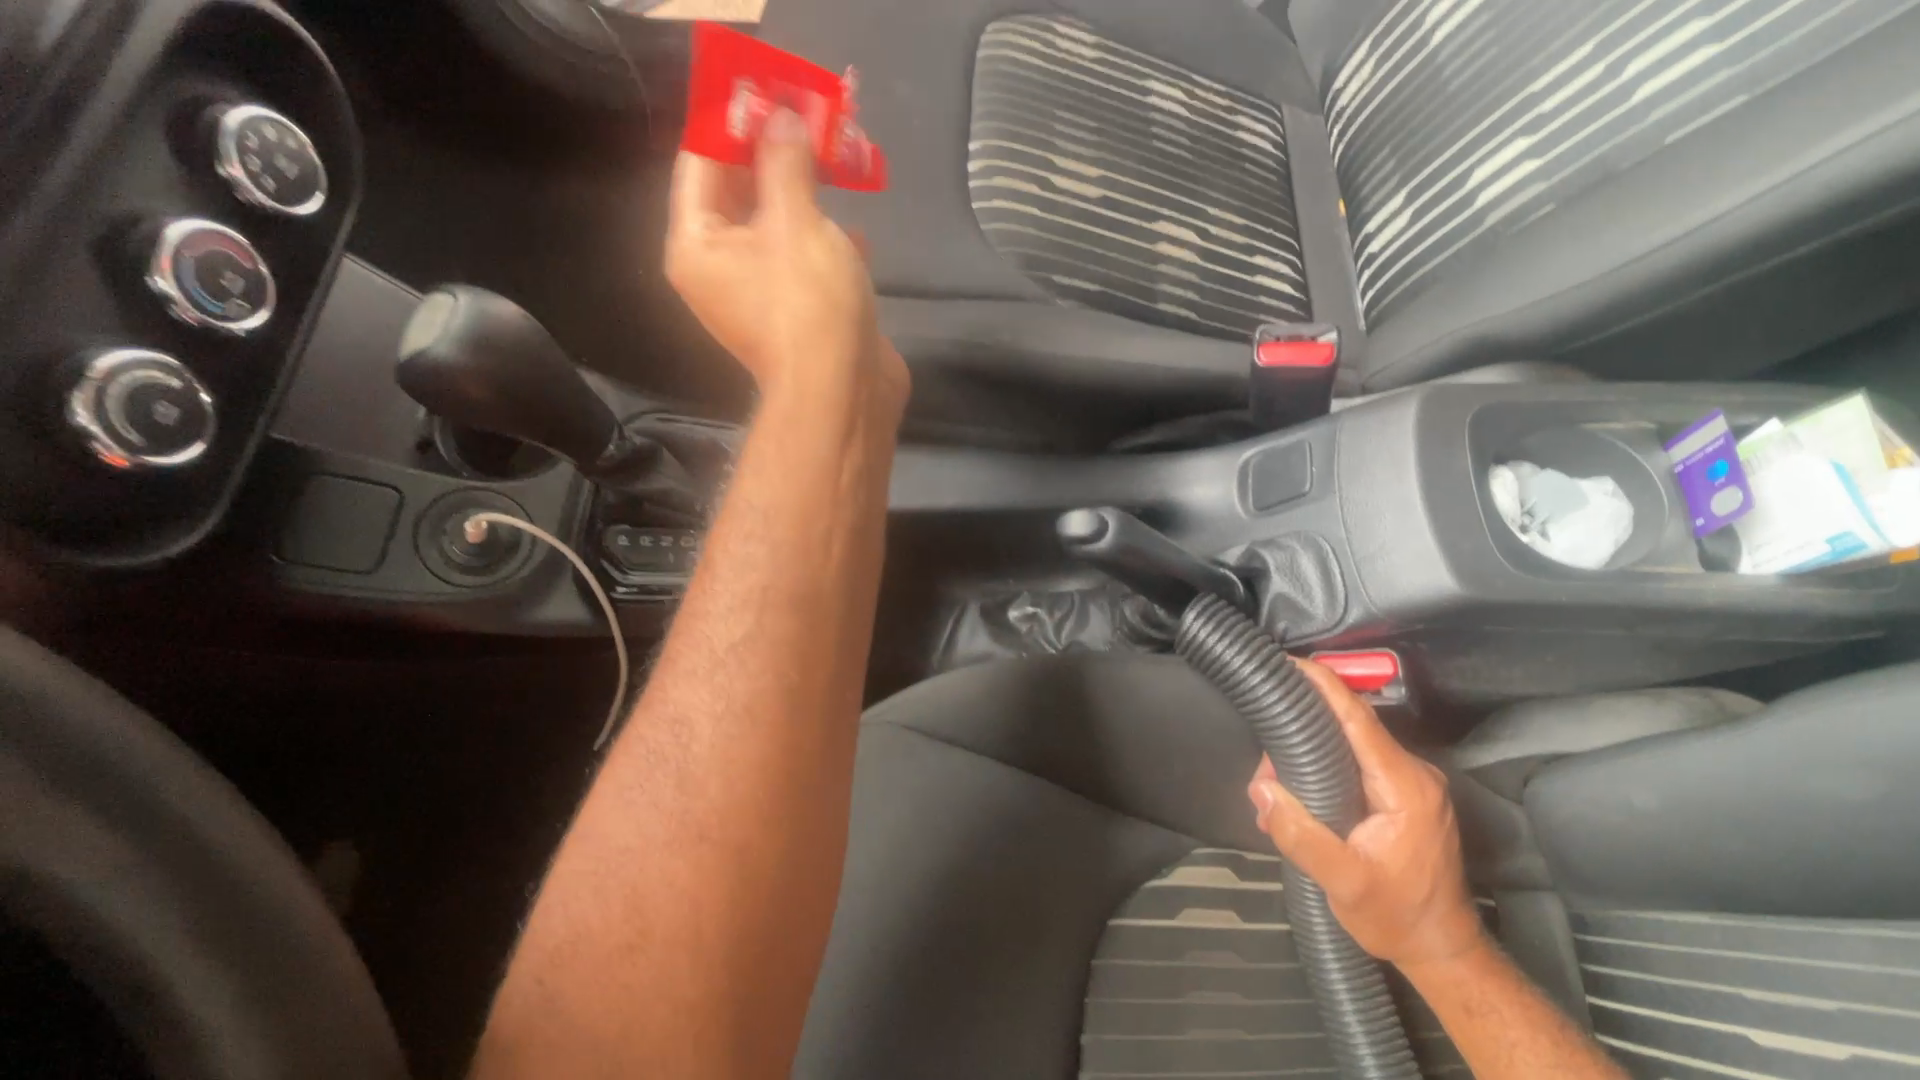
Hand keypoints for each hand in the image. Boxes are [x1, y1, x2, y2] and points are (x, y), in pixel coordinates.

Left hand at [665, 108, 908, 415]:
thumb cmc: (808, 301)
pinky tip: (854, 219)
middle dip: (773, 154)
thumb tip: (780, 117)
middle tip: (808, 116)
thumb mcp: (796, 219)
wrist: (844, 392)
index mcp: (697, 244)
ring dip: (805, 191)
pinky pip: (802, 255)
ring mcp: (758, 292)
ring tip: (837, 154)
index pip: (699, 163)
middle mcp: (717, 267)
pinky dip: (824, 234)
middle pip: (736, 192)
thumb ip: (785, 162)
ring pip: (775, 223)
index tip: (767, 91)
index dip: (731, 123)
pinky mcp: (797, 309)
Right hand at [1248, 660, 1487, 971]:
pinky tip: (1296, 805)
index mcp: (1404, 785)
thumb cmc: (1397, 916)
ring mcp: (1408, 784)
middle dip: (1297, 738)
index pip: (1358, 718)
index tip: (1288, 662)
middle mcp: (1411, 774)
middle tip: (1262, 776)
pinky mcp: (1400, 797)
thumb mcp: (1344, 882)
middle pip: (1346, 730)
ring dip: (1305, 763)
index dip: (1323, 685)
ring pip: (1346, 749)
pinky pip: (1355, 767)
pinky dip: (1320, 775)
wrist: (1441, 949)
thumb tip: (1261, 789)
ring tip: (1274, 801)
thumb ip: (1301, 834)